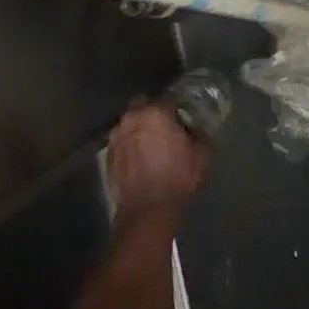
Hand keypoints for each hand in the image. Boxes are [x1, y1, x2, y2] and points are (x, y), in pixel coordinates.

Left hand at [106, 99, 207, 216]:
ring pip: (129, 123)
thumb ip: (198, 135)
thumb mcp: (201, 156)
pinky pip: (121, 142)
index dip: (178, 106)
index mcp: (155, 113)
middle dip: (153, 112)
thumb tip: (194, 130)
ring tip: (150, 144)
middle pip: (143, 105)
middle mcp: (132, 118)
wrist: (147, 210)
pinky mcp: (107, 154)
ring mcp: (116, 136)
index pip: (168, 98)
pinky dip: (129, 146)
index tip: (183, 116)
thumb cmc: (178, 179)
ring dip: (138, 129)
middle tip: (165, 127)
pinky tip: (138, 159)